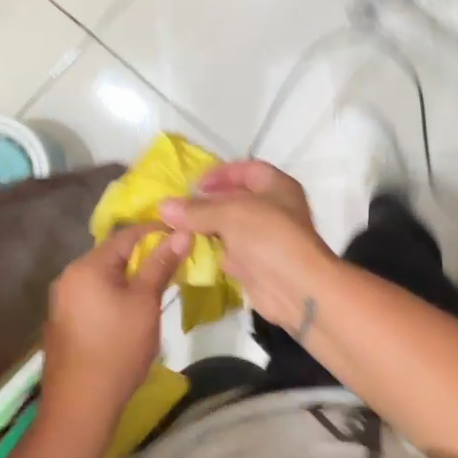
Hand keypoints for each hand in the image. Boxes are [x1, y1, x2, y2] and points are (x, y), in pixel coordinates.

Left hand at [41, 224, 188, 428]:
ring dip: (131, 276)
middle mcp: (69, 276)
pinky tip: (132, 310)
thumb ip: (161, 264)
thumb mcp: (145, 303)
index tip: (184, 237)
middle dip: (145, 255)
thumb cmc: (117, 349)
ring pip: (104, 275)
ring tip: (158, 286)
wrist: (80, 405)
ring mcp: (62, 300)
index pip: (127, 234)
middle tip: (175, 264)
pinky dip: (115, 293)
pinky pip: (94, 294)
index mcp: (87, 266)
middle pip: (113, 253)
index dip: (158, 232)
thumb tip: (181, 232)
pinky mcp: (64, 321)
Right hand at [161, 160, 336, 332]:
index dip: (222, 173)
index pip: (248, 170)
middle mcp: (275, 209)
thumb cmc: (268, 236)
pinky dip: (212, 252)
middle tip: (179, 209)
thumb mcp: (230, 214)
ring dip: (207, 228)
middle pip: (238, 199)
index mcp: (277, 187)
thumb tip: (163, 206)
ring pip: (232, 228)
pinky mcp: (257, 265)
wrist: (295, 287)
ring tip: (177, 229)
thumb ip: (196, 210)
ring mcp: (266, 239)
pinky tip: (189, 252)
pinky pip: (230, 253)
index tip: (194, 184)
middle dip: (209, 203)